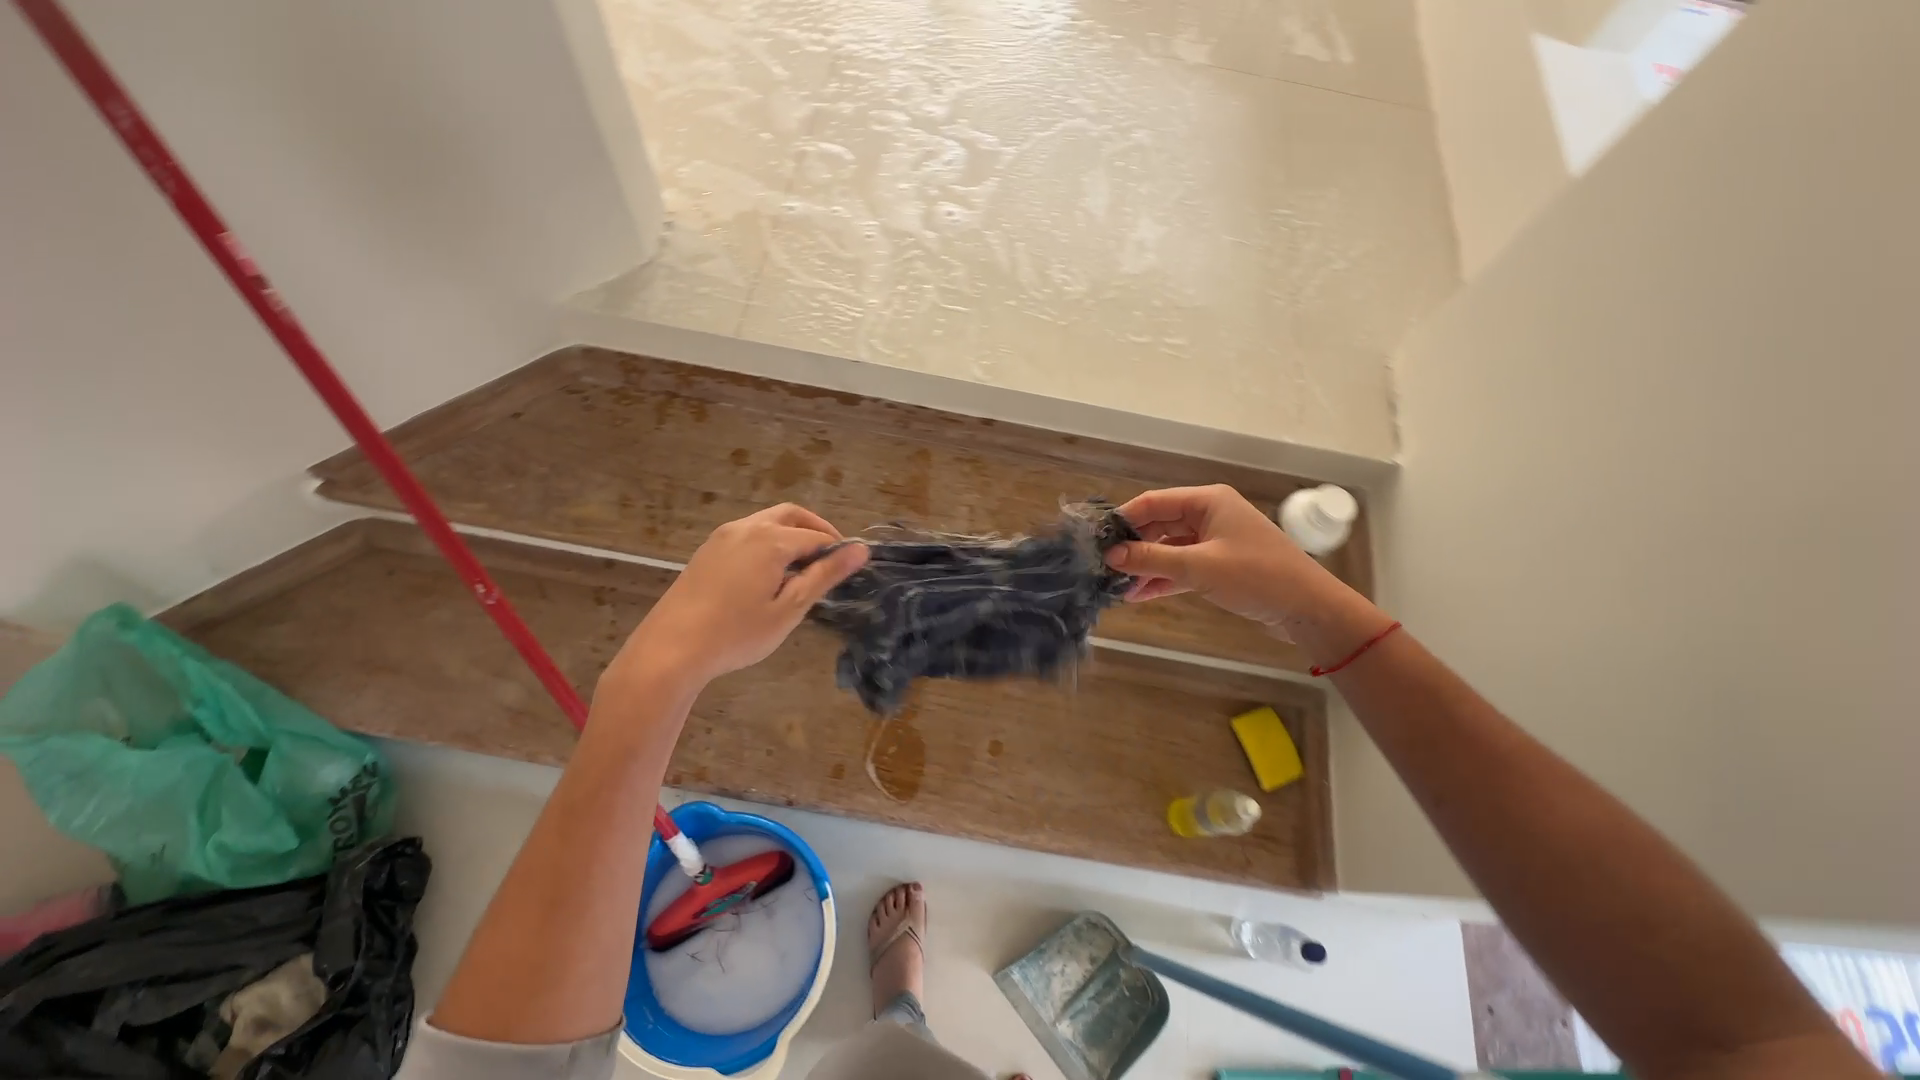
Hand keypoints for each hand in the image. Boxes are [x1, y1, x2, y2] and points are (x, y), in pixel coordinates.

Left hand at [611, 503, 868, 686]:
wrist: (671, 648)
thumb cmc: (737, 633)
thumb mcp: (789, 608)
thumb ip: (824, 575)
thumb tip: (860, 550)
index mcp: (770, 540)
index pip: (817, 537)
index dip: (839, 551)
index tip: (853, 569)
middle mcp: (746, 528)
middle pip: (791, 515)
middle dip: (816, 531)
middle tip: (832, 559)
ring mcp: (722, 537)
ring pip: (767, 522)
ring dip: (791, 535)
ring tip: (803, 570)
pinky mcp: (707, 551)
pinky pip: (747, 534)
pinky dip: (769, 542)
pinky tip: (769, 575)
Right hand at [1105, 485, 1349, 632]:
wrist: (1308, 608)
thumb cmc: (1255, 577)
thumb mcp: (1198, 568)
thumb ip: (1151, 560)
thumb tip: (1111, 556)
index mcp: (1207, 501)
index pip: (1153, 502)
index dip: (1123, 520)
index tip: (1095, 540)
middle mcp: (1210, 514)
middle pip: (1159, 524)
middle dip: (1132, 547)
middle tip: (1102, 567)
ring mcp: (1216, 540)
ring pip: (1169, 548)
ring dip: (1145, 567)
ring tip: (1116, 586)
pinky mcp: (1221, 565)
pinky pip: (1183, 566)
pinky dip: (1163, 579)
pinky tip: (1139, 595)